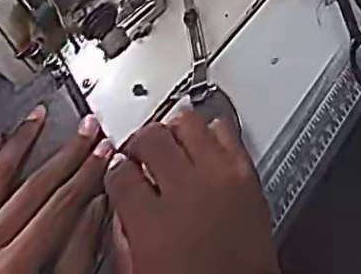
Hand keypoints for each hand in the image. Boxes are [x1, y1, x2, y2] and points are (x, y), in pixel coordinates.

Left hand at [0, 106, 111, 273]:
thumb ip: (71, 263)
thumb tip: (92, 216)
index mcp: (11, 270)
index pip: (61, 204)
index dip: (88, 173)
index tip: (105, 151)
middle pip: (34, 187)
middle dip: (66, 153)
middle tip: (87, 127)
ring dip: (18, 145)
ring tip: (35, 120)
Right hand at [106, 111, 278, 273]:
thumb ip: (124, 237)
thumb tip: (119, 204)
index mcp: (154, 227)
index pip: (121, 173)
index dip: (114, 169)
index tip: (118, 169)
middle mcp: (186, 192)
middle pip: (151, 138)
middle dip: (138, 142)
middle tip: (138, 152)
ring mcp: (219, 176)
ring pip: (186, 122)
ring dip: (172, 132)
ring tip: (170, 144)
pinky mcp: (246, 171)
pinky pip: (224, 129)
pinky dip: (209, 133)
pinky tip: (202, 147)